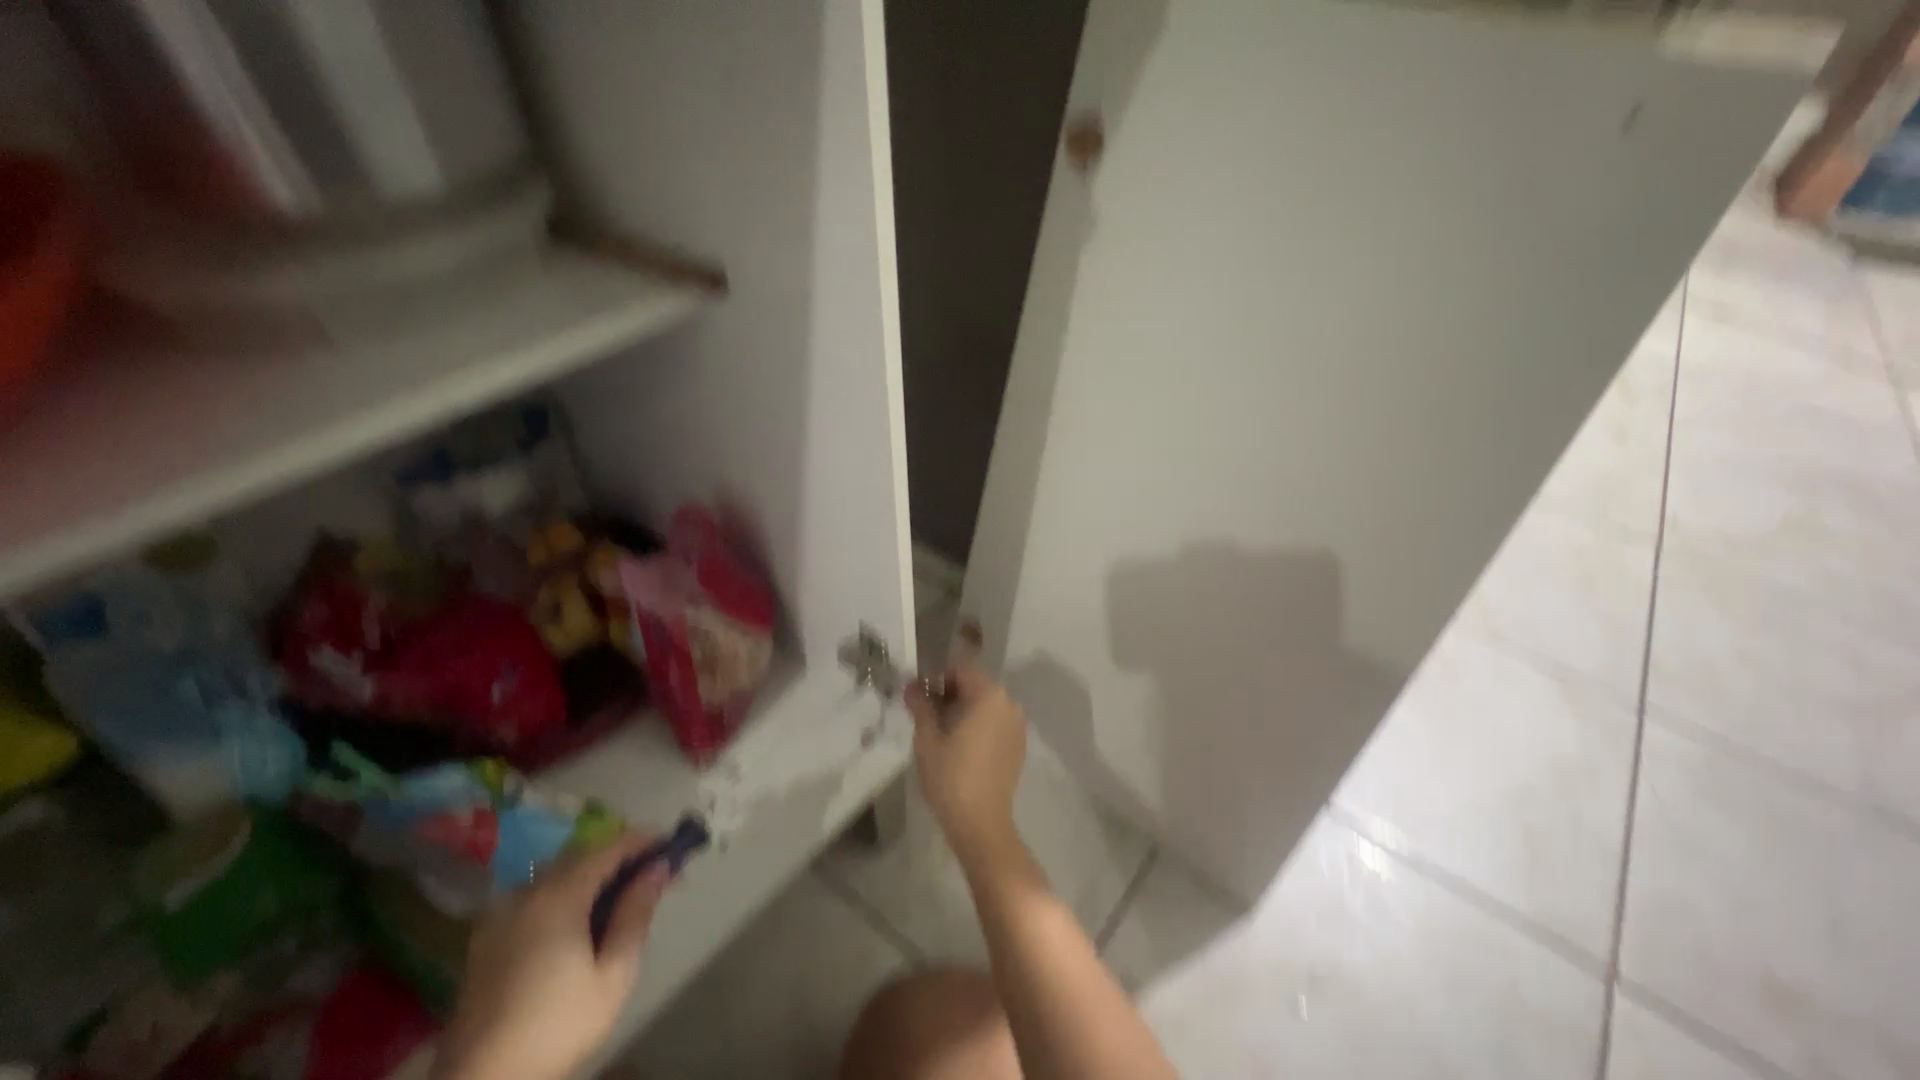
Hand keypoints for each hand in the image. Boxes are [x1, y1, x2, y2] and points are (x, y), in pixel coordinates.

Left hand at [435, 833, 672, 1079]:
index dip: (642, 841)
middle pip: (579, 857)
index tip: (672, 844)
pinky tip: (578, 921)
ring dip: (590, 875)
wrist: (483, 1078)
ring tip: (620, 896)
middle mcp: (526, 893)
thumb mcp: (613, 974)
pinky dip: (564, 894)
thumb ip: (635, 914)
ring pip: (554, 876)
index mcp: (558, 897)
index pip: (608, 849)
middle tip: (653, 872)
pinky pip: (533, 897)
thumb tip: (658, 869)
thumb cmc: (559, 1024)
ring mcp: (500, 914)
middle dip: (619, 857)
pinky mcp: (486, 937)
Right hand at [904, 661, 1027, 869]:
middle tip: (924, 714)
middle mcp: (1009, 704)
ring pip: (986, 705)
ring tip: (939, 732)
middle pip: (975, 686)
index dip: (936, 678)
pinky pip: (996, 723)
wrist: (981, 822)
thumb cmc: (950, 776)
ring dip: (963, 710)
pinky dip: (978, 726)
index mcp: (989, 696)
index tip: (918, 698)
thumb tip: (911, 686)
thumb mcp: (927, 738)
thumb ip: (921, 706)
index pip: (960, 670)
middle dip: (949, 694)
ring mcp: (1017, 726)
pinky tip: (960, 747)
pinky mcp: (1018, 746)